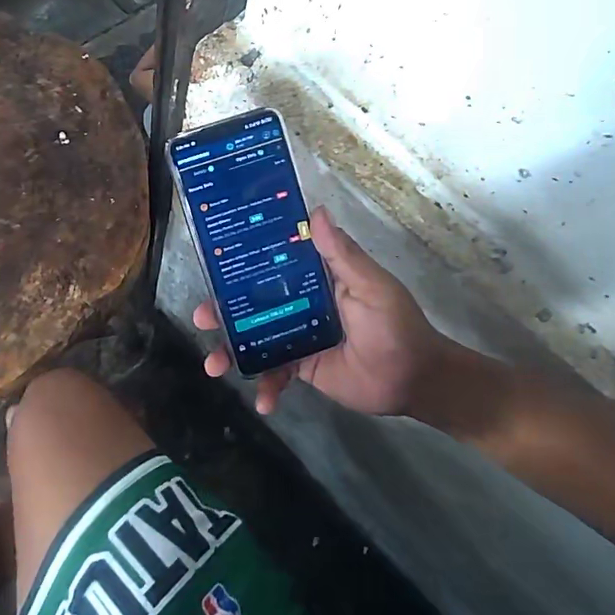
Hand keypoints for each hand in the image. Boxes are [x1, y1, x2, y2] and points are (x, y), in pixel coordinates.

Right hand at [193, 206, 453, 415]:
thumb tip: (316, 212)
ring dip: (232, 352)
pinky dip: (267, 389)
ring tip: (214, 365)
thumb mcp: (371, 286)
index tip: (216, 262)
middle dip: (224, 310)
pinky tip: (263, 402)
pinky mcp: (304, 368)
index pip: (276, 263)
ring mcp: (301, 337)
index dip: (245, 263)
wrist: (413, 378)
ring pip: (257, 340)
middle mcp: (304, 304)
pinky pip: (276, 375)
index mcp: (319, 278)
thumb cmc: (395, 325)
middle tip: (201, 317)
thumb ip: (342, 255)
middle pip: (256, 303)